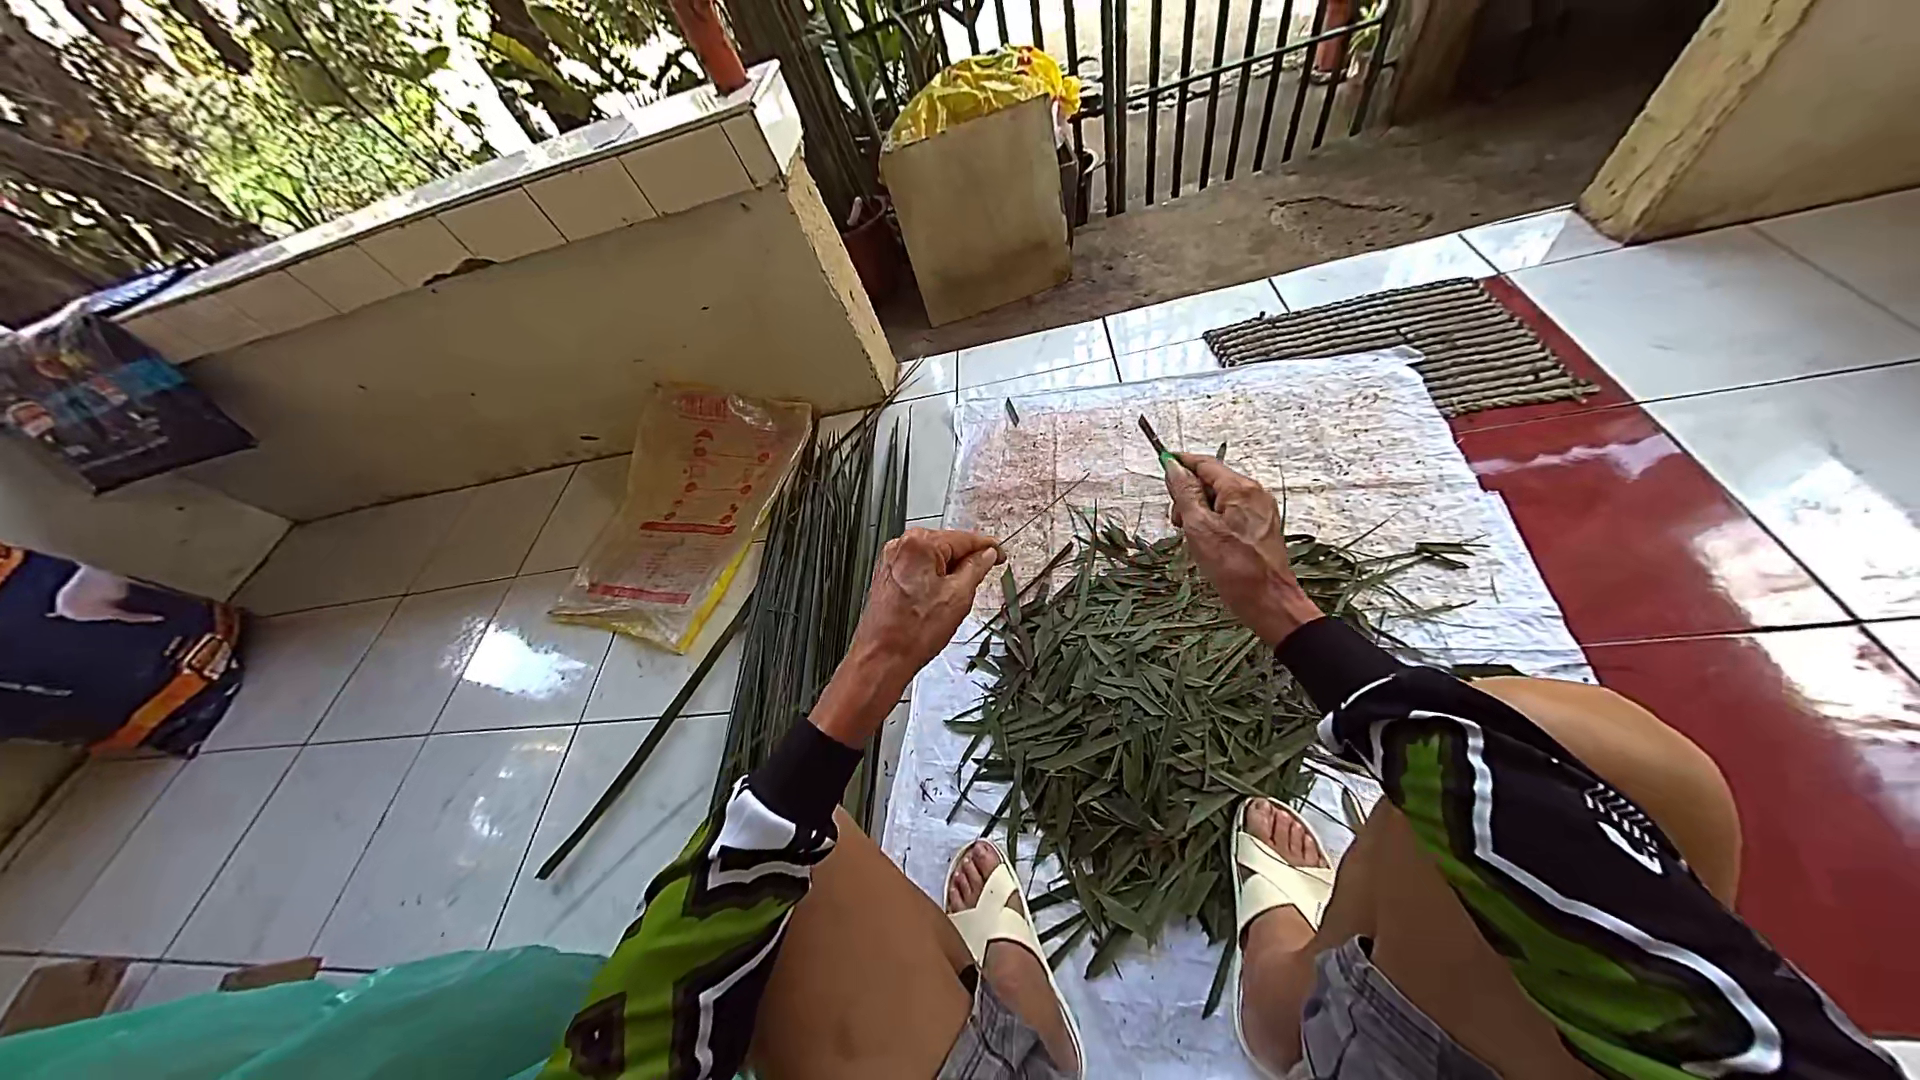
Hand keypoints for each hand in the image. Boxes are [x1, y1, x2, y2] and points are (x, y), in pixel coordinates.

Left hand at [812, 528, 1004, 745]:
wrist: (882, 656)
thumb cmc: (912, 632)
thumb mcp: (959, 596)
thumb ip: (977, 568)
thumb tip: (987, 555)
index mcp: (919, 544)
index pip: (964, 538)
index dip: (987, 548)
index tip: (999, 555)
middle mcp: (901, 546)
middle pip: (947, 545)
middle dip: (967, 561)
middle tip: (983, 577)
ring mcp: (892, 560)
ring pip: (934, 557)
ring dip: (950, 572)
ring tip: (956, 598)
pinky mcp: (888, 574)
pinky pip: (920, 568)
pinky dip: (934, 579)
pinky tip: (939, 600)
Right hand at [1163, 453, 1322, 646]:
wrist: (1267, 600)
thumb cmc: (1236, 568)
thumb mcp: (1199, 527)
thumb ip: (1185, 493)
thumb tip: (1173, 468)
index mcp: (1241, 489)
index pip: (1205, 464)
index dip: (1181, 463)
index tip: (1162, 463)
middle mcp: (1254, 494)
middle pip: (1211, 481)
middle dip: (1188, 495)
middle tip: (1178, 521)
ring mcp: (1260, 510)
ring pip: (1219, 498)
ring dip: (1199, 511)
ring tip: (1194, 537)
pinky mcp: (1260, 526)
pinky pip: (1229, 513)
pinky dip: (1212, 521)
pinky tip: (1207, 542)